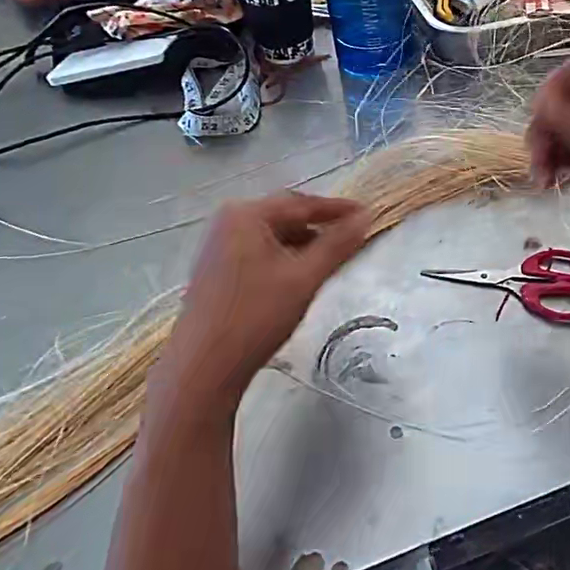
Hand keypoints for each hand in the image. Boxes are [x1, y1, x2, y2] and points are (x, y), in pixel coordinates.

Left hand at [154, 194, 371, 415]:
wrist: (203, 366)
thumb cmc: (255, 317)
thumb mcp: (304, 279)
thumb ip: (336, 245)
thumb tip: (364, 217)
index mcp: (245, 214)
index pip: (300, 203)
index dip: (336, 209)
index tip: (366, 212)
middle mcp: (227, 221)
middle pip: (283, 216)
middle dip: (317, 226)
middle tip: (350, 235)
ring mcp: (217, 244)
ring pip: (269, 235)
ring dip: (300, 243)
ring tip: (329, 257)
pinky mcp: (214, 267)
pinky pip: (256, 250)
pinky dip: (281, 257)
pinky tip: (297, 275)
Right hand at [526, 54, 569, 257]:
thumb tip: (540, 96)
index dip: (557, 85)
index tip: (537, 111)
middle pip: (566, 99)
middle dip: (546, 125)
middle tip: (535, 153)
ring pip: (560, 126)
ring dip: (545, 148)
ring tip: (541, 176)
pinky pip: (564, 149)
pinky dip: (552, 163)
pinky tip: (547, 182)